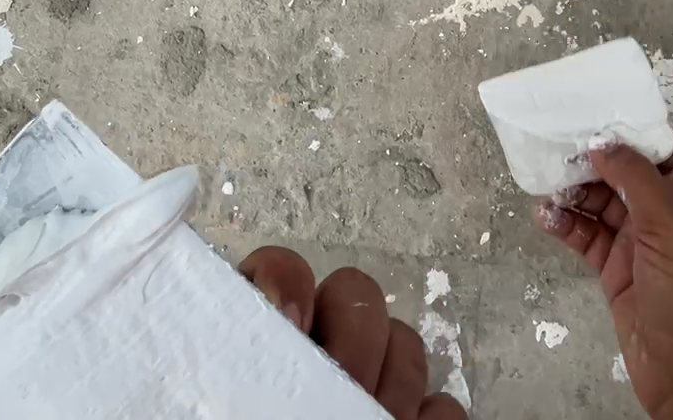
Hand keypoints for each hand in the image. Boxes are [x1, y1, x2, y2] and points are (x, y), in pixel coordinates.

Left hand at [239, 247, 467, 419]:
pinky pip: (445, 406)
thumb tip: (286, 314)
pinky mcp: (417, 419)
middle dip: (354, 335)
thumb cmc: (244, 414)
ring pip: (405, 342)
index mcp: (263, 329)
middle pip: (357, 293)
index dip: (289, 283)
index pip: (280, 268)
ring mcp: (374, 380)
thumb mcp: (227, 383)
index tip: (292, 325)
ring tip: (368, 418)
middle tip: (337, 384)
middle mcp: (322, 342)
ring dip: (393, 381)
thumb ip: (247, 344)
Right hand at [533, 126, 672, 419]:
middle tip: (557, 140)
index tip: (602, 102)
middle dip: (594, 154)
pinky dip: (566, 223)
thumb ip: (636, 177)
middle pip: (628, 168)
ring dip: (574, 190)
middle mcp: (671, 213)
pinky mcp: (618, 270)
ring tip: (546, 181)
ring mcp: (643, 243)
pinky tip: (546, 216)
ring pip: (602, 201)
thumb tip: (601, 140)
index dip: (643, 121)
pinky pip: (587, 235)